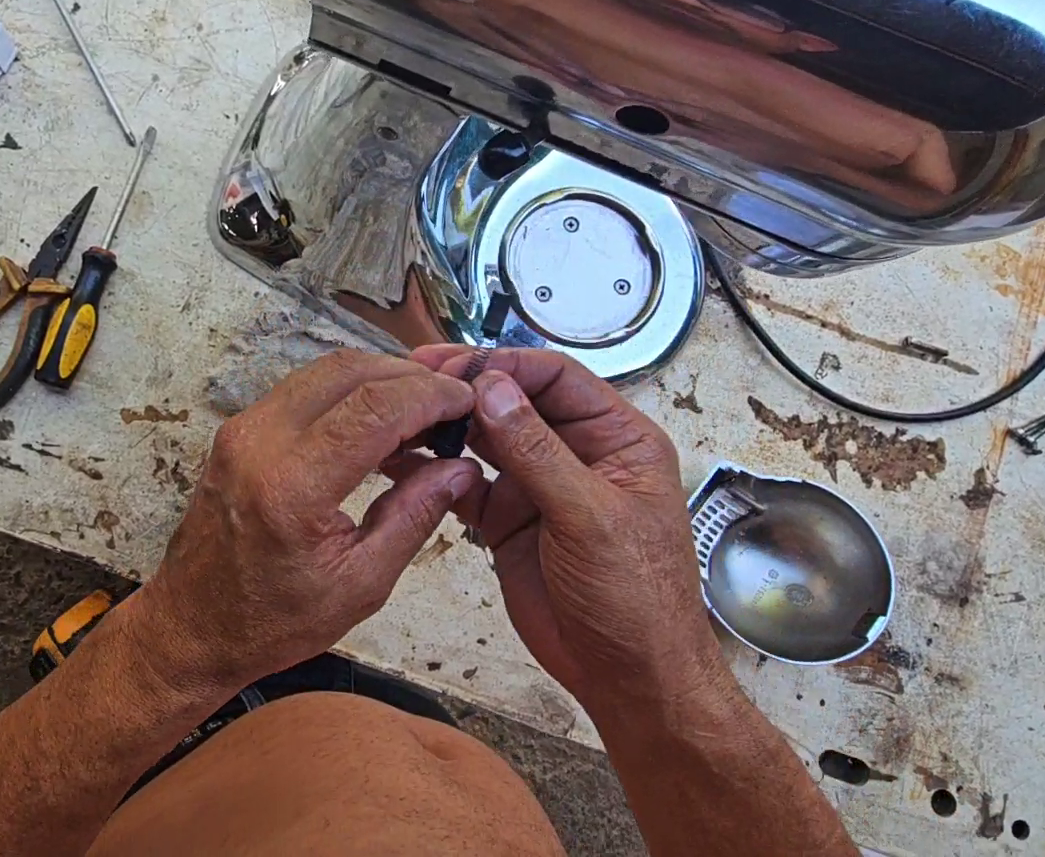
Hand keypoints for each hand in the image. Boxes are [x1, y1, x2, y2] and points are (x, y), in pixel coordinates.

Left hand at [133, 350, 481, 693]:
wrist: (191, 624)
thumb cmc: (274, 620)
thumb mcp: (361, 584)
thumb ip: (415, 516)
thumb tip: (462, 467)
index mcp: (292, 484)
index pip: (375, 407)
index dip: (430, 395)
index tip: (469, 401)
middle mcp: (261, 439)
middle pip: (349, 372)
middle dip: (410, 376)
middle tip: (453, 400)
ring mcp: (243, 427)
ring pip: (324, 371)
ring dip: (380, 377)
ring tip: (424, 408)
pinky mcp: (238, 428)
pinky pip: (303, 388)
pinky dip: (348, 391)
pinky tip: (379, 420)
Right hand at [404, 346, 726, 708]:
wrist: (626, 679)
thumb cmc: (638, 601)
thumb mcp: (589, 517)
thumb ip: (537, 452)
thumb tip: (492, 390)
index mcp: (615, 439)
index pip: (555, 378)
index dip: (505, 365)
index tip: (457, 366)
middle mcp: (573, 452)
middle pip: (513, 400)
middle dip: (467, 387)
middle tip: (417, 376)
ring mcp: (536, 484)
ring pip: (484, 437)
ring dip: (447, 425)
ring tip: (407, 414)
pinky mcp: (506, 516)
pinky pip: (465, 481)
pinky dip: (437, 471)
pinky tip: (407, 462)